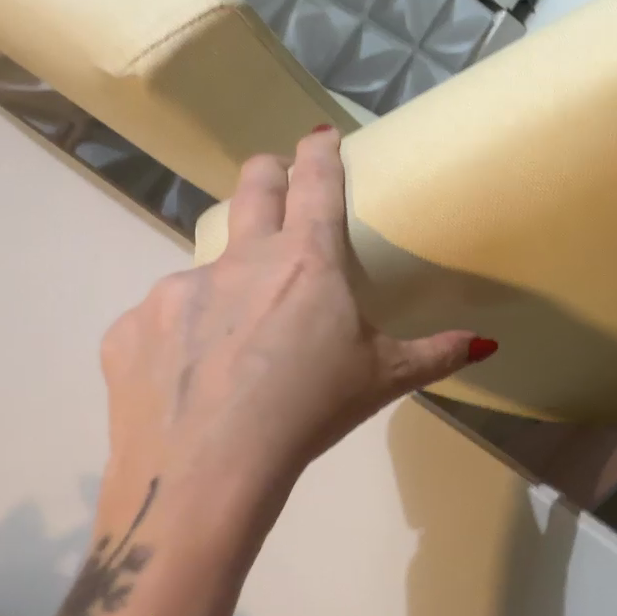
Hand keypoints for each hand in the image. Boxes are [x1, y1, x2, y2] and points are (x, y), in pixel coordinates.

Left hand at [97, 127, 490, 501]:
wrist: (203, 481)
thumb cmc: (312, 412)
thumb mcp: (384, 379)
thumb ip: (437, 353)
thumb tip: (488, 344)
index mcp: (307, 262)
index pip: (315, 183)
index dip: (319, 152)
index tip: (318, 135)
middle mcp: (239, 261)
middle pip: (252, 189)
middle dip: (267, 172)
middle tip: (276, 174)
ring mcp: (175, 292)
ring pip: (208, 268)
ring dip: (228, 282)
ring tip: (238, 338)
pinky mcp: (128, 331)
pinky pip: (164, 319)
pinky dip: (184, 333)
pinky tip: (194, 377)